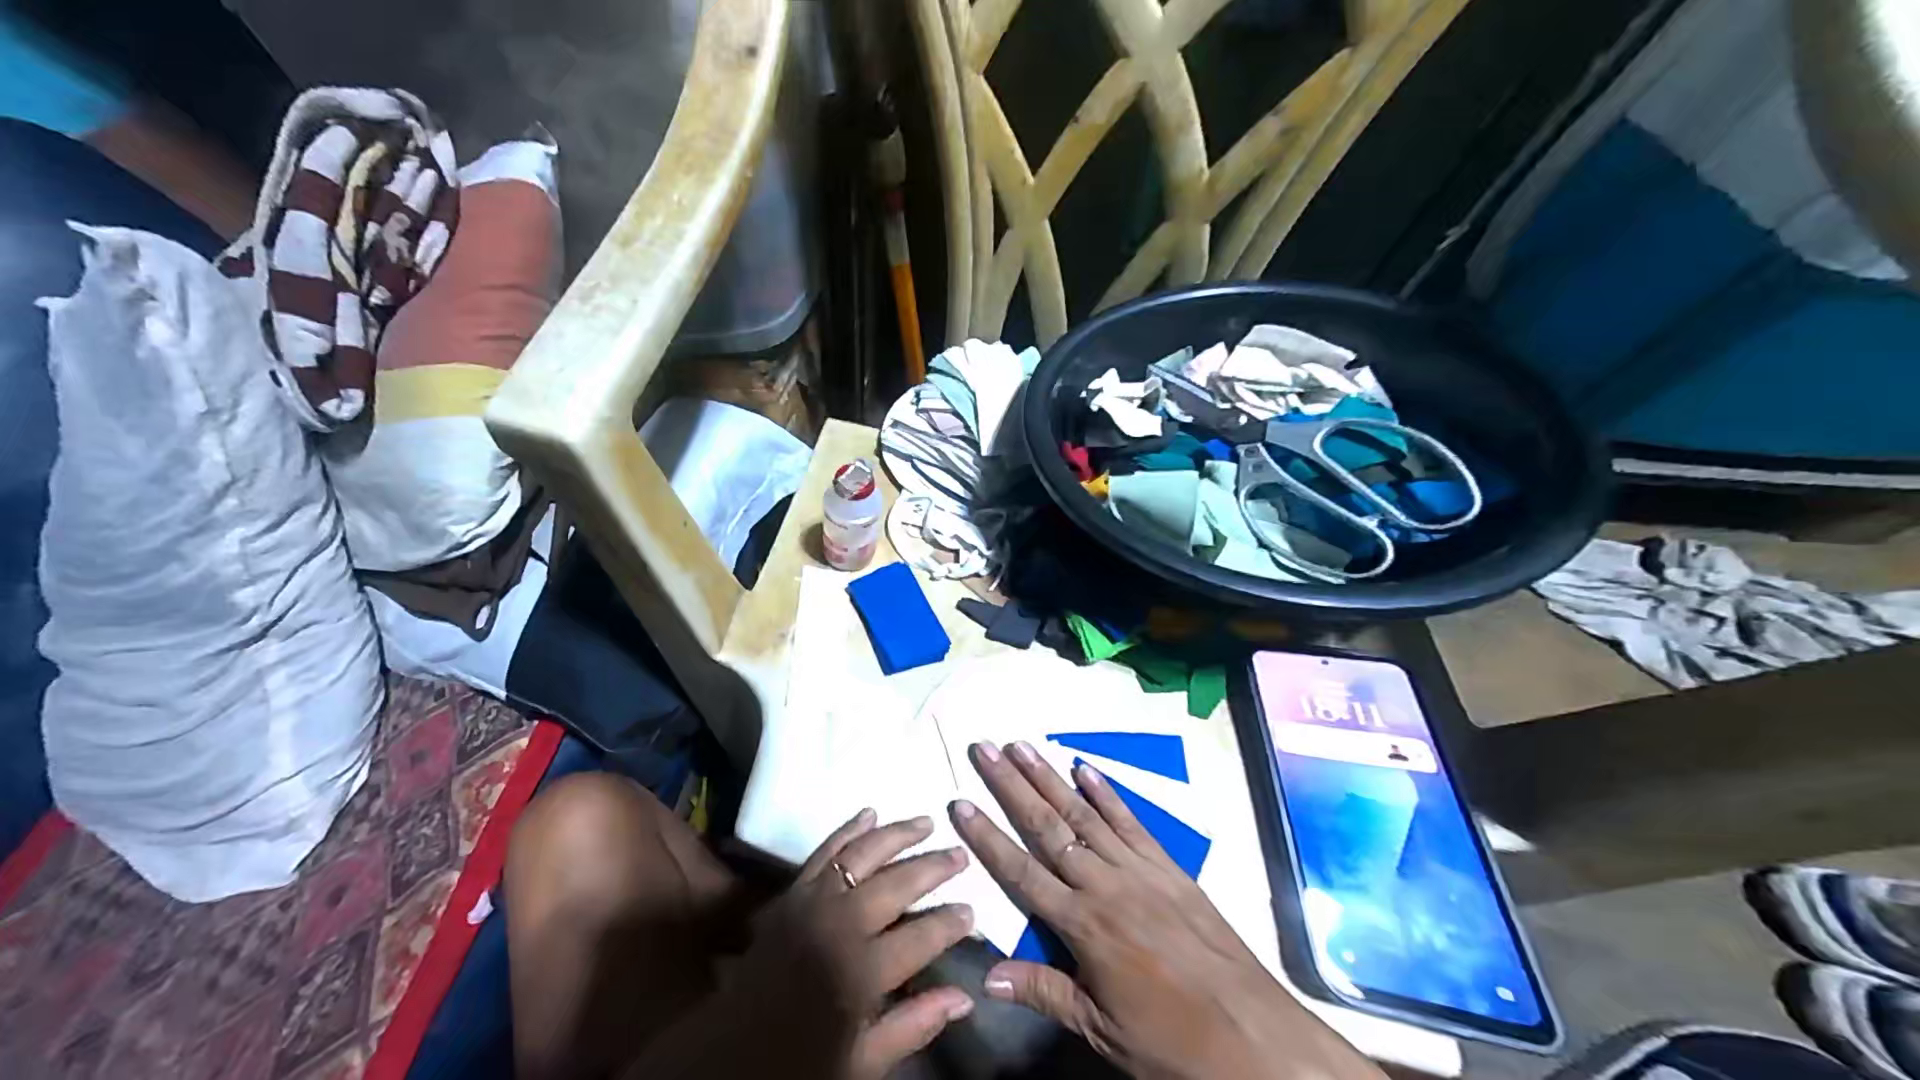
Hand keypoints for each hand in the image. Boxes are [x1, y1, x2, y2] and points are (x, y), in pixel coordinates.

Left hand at [729, 809, 977, 1078]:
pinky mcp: (791, 891)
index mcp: (861, 971)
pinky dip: (848, 829)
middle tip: (961, 856)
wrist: (727, 1054)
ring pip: (863, 854)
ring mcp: (813, 901)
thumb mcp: (862, 1063)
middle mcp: (840, 924)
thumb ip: (913, 1025)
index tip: (972, 912)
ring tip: (926, 823)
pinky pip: (824, 851)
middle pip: (897, 884)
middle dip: (934, 867)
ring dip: (898, 835)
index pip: (922, 936)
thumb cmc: (800, 1062)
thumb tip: (965, 997)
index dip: (951, 923)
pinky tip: (869, 813)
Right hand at [950, 742, 1383, 1079]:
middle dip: (1011, 785)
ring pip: (1084, 814)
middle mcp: (1105, 884)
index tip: (961, 802)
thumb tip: (986, 976)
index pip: (1021, 871)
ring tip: (1021, 746)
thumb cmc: (1171, 1040)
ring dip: (1049, 777)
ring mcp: (1139, 869)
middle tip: (984, 748)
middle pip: (1048, 826)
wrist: (1254, 1033)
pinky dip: (1106, 792)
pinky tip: (1084, 767)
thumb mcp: (1101, 1029)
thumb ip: (1044, 992)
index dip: (987, 837)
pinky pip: (1131, 821)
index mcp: (1083, 925)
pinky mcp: (1168, 866)